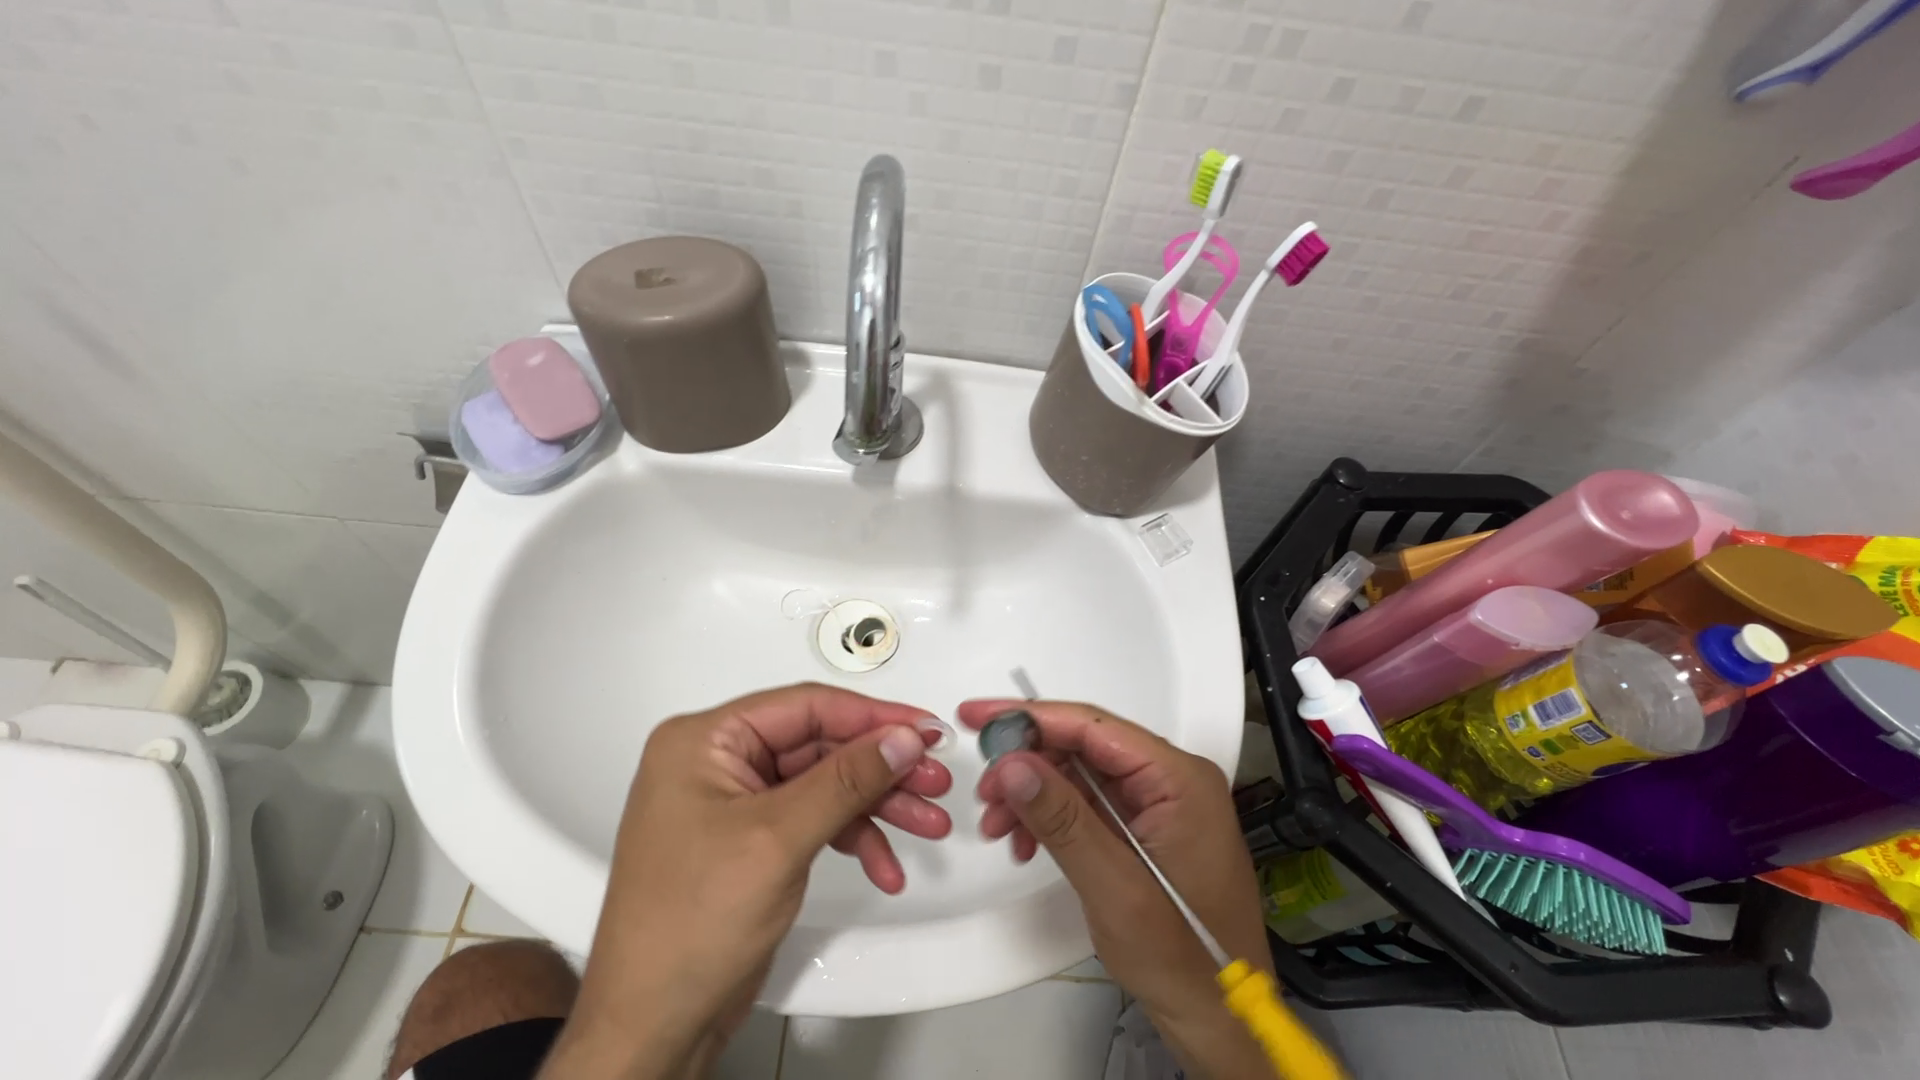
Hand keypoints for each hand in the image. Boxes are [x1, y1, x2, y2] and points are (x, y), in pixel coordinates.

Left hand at [550, 684, 950, 1079]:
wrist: (654, 1021)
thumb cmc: (693, 923)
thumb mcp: (779, 839)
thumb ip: (847, 780)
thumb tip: (904, 737)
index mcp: (706, 741)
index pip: (806, 707)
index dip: (874, 717)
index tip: (928, 731)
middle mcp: (719, 762)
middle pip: (821, 747)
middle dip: (882, 770)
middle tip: (936, 783)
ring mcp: (737, 803)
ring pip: (826, 785)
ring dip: (878, 807)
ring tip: (929, 826)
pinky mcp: (753, 841)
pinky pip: (815, 821)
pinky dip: (853, 840)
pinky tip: (884, 868)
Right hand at [962, 699, 1273, 1077]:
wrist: (1218, 1016)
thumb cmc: (1181, 956)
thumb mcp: (1114, 887)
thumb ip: (1063, 819)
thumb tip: (1013, 763)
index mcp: (1178, 779)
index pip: (1093, 725)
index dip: (1030, 717)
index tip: (976, 718)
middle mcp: (1171, 779)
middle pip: (1084, 746)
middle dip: (1027, 764)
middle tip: (985, 794)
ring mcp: (1159, 803)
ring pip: (1080, 774)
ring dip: (1033, 794)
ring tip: (998, 829)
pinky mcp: (1146, 827)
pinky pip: (1088, 803)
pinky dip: (1051, 817)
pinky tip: (1026, 843)